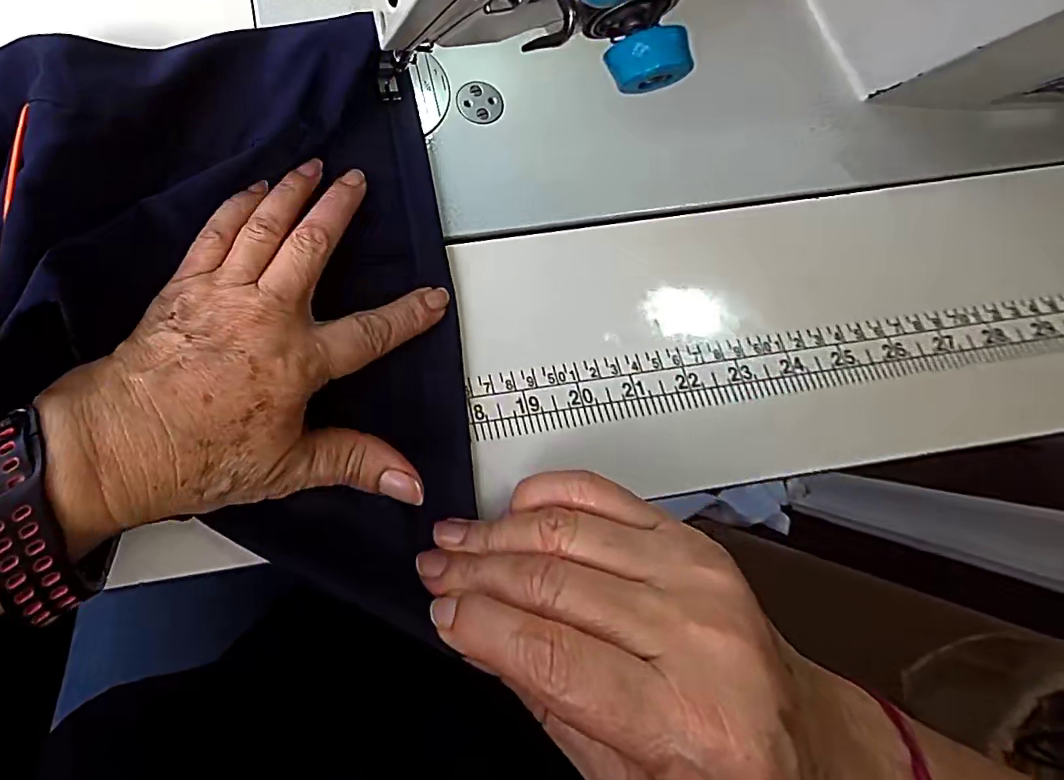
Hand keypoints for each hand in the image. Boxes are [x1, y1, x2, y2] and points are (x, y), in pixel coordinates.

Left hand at [39, 160, 449, 551]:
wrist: (125, 436)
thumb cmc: (197, 454)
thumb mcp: (284, 468)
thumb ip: (351, 461)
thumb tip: (406, 480)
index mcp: (296, 360)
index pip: (369, 332)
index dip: (407, 315)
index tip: (430, 298)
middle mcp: (264, 314)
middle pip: (312, 246)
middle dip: (339, 207)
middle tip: (355, 181)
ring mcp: (222, 292)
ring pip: (265, 227)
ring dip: (290, 192)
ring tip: (310, 168)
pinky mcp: (185, 283)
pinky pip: (216, 232)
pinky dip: (236, 206)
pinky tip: (252, 190)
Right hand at [415, 471, 908, 779]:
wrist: (812, 747)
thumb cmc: (719, 768)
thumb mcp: (617, 767)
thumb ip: (534, 690)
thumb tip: (466, 627)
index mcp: (691, 721)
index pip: (544, 651)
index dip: (474, 624)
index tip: (440, 613)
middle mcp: (700, 642)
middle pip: (543, 583)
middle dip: (469, 573)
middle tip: (434, 571)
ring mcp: (696, 579)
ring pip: (555, 532)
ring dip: (490, 532)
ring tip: (456, 539)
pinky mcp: (689, 541)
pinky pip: (592, 493)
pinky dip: (538, 495)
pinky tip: (509, 510)